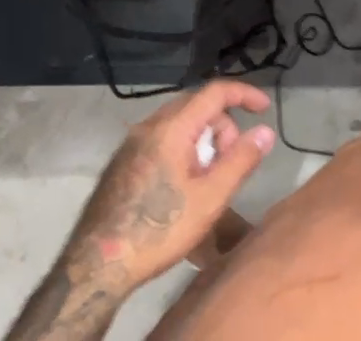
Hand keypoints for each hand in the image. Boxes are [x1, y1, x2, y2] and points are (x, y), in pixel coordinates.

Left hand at [64, 81, 275, 293]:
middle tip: (231, 160)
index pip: (215, 92)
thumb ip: (241, 159)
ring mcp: (130, 145)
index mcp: (171, 128)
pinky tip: (184, 184)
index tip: (265, 109)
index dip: (245, 94)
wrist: (95, 267)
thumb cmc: (159, 230)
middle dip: (223, 125)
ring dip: (203, 139)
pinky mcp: (121, 163)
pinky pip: (162, 139)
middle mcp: (148, 127)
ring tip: (208, 178)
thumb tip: (265, 131)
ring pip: (179, 123)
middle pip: (197, 105)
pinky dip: (183, 148)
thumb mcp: (211, 198)